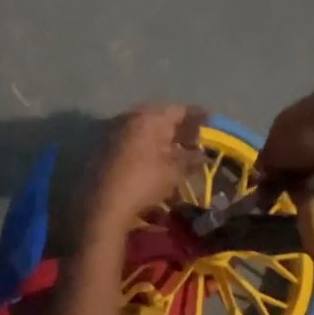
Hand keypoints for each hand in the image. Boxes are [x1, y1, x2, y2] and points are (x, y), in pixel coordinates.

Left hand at [91, 104, 204, 224]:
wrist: (103, 203)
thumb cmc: (143, 182)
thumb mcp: (174, 172)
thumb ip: (190, 159)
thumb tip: (202, 155)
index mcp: (149, 117)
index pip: (180, 110)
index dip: (198, 118)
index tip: (210, 124)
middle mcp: (130, 117)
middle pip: (160, 117)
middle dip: (178, 128)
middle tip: (193, 140)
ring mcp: (113, 131)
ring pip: (144, 128)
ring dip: (161, 137)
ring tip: (176, 152)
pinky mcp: (103, 147)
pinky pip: (131, 140)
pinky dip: (145, 146)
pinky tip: (153, 160)